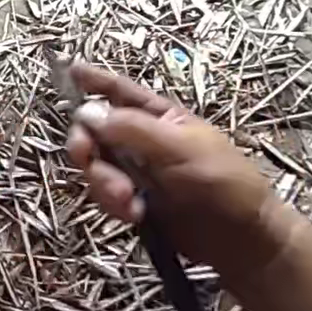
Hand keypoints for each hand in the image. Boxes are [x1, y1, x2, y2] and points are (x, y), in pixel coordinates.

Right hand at [64, 62, 285, 280]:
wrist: (242, 241)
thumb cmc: (223, 182)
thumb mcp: (180, 148)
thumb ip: (132, 129)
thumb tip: (86, 112)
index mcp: (159, 116)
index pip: (120, 91)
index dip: (94, 80)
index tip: (69, 69)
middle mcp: (141, 140)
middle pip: (95, 131)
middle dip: (87, 145)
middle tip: (86, 156)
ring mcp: (136, 172)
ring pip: (96, 166)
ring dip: (103, 182)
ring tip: (126, 200)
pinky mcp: (132, 201)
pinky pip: (104, 195)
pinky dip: (113, 204)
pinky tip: (134, 214)